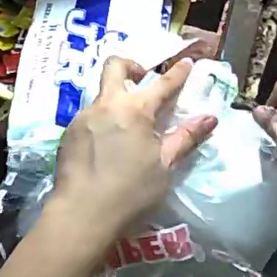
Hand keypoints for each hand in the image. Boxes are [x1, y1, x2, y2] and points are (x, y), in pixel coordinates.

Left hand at [42, 57, 217, 253]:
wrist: (82, 213)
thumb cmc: (130, 192)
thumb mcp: (164, 166)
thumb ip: (185, 139)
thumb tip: (209, 118)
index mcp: (134, 110)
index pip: (162, 84)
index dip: (177, 73)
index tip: (186, 63)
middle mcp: (105, 105)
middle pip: (115, 67)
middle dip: (131, 66)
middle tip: (142, 79)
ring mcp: (82, 118)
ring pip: (100, 96)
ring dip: (115, 101)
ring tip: (125, 127)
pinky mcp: (67, 135)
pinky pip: (88, 119)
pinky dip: (101, 123)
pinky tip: (106, 148)